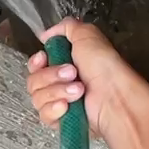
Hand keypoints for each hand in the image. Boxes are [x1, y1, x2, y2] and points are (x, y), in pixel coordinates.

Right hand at [26, 17, 148, 142]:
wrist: (115, 98)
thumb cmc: (105, 67)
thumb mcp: (87, 35)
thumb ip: (66, 27)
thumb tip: (47, 33)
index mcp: (64, 63)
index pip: (35, 65)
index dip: (36, 62)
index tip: (44, 59)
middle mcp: (60, 83)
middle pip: (33, 80)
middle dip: (51, 75)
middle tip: (73, 73)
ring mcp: (60, 102)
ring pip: (37, 97)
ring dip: (57, 91)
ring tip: (79, 90)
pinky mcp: (61, 120)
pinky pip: (44, 114)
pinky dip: (55, 109)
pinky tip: (68, 106)